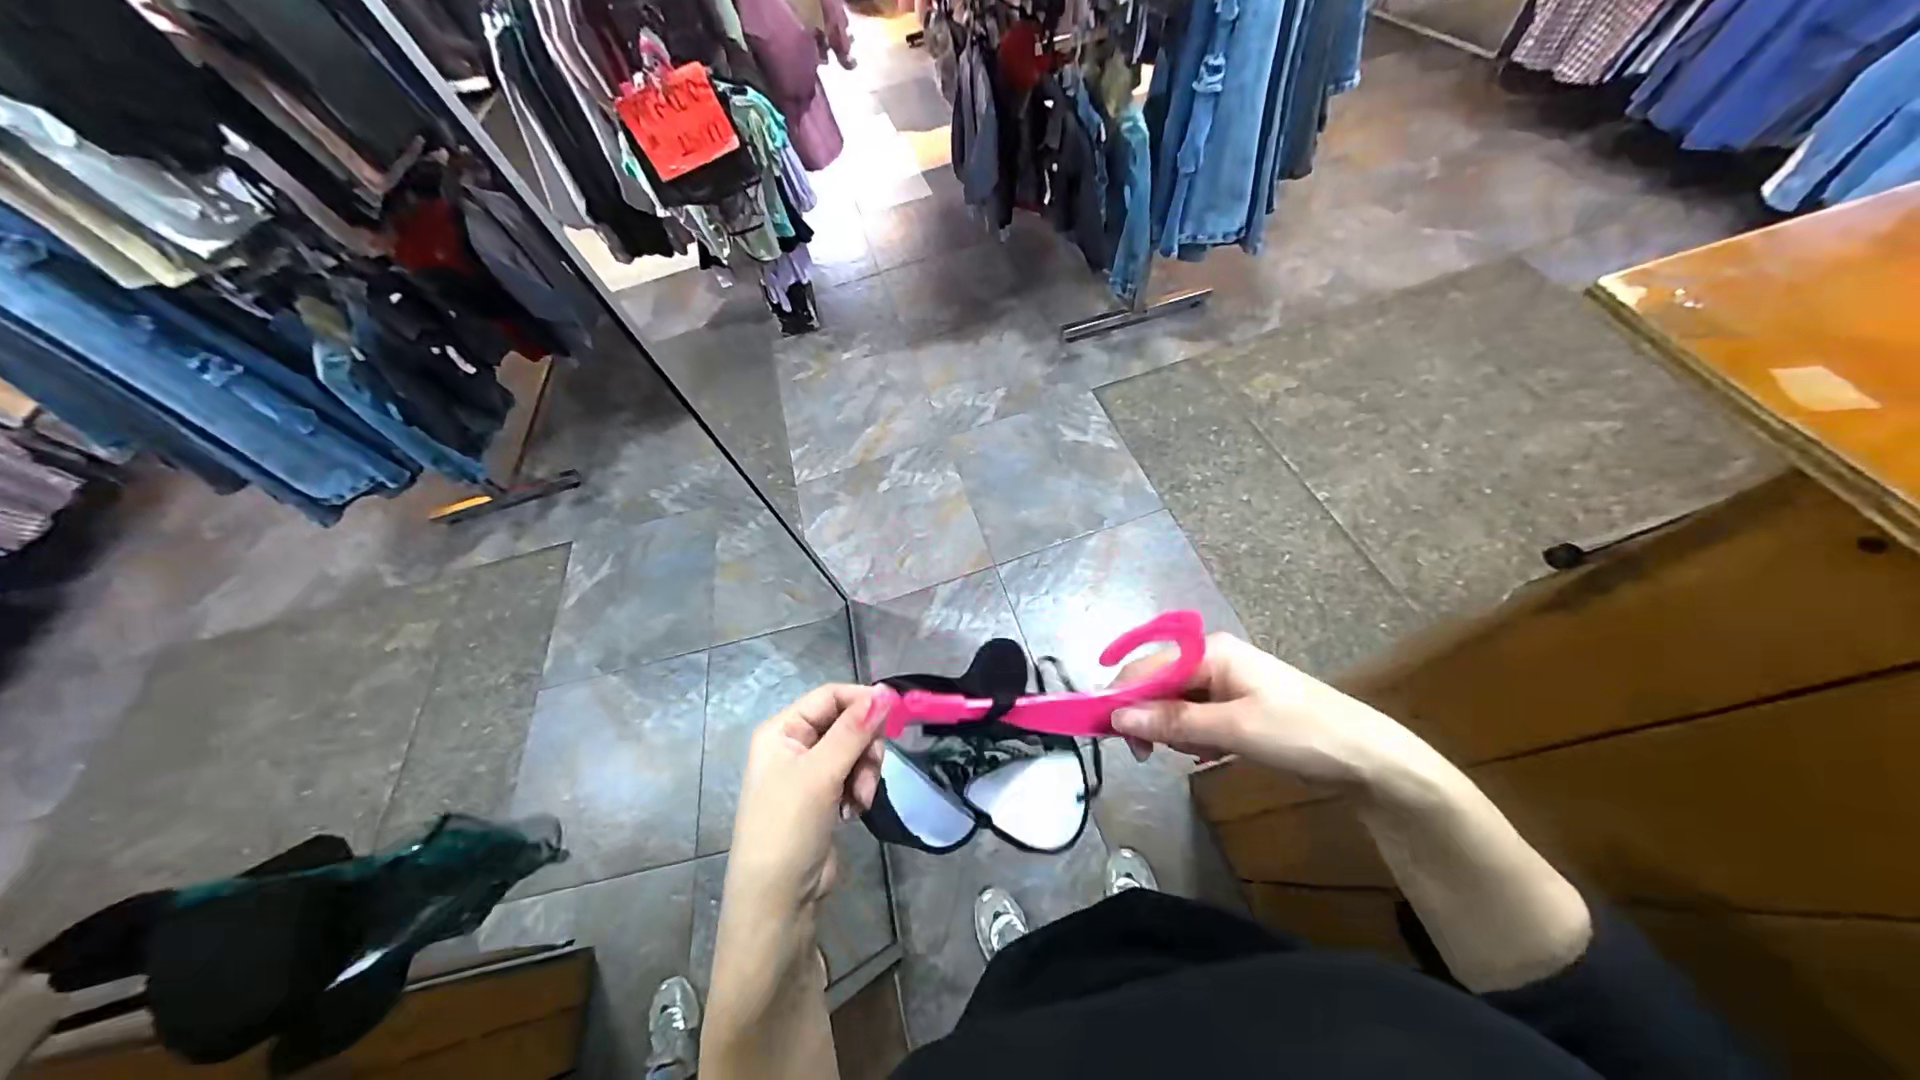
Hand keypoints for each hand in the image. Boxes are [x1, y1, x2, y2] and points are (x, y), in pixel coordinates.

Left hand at [725, 684, 888, 913]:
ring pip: (854, 751)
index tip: (894, 717)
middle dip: (865, 746)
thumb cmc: (789, 827)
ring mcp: (808, 773)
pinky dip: (859, 790)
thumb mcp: (821, 773)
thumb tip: (885, 692)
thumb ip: (854, 730)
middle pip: (846, 723)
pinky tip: (853, 813)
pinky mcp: (823, 797)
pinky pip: (852, 776)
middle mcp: (793, 745)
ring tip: (859, 800)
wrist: (777, 900)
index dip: (862, 702)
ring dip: (865, 772)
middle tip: (871, 771)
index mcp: (781, 730)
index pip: (830, 696)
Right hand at [1108, 632, 1440, 790]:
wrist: (1368, 758)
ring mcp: (1224, 683)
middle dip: (1146, 717)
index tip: (1104, 733)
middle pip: (1156, 684)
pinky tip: (1206, 754)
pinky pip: (1194, 717)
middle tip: (1144, 755)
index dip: (1121, 697)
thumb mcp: (1233, 728)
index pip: (1147, 668)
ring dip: (1170, 730)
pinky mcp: (1234, 706)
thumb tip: (1117, 717)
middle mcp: (1211, 659)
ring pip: (1172, 703)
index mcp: (1209, 652)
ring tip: (1190, 754)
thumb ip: (1173, 721)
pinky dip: (1191, 737)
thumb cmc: (1301, 733)